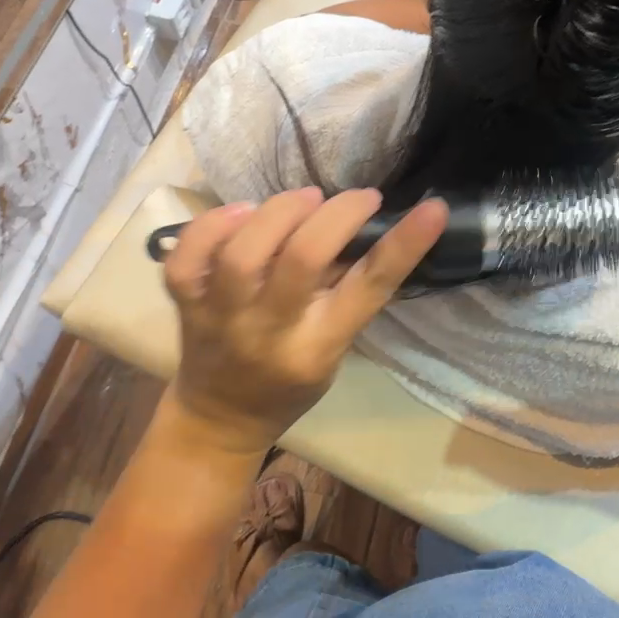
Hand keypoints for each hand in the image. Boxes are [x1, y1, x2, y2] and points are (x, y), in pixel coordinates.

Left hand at [159, 188, 447, 455]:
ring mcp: (220, 317)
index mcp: (317, 347)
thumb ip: (349, 293)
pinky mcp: (186, 304)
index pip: (367, 288)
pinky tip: (242, 212)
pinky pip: (187, 258)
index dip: (403, 244)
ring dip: (281, 211)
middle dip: (338, 214)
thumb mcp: (335, 348)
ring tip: (306, 199)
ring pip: (243, 252)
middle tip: (359, 199)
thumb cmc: (291, 381)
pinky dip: (211, 225)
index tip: (432, 208)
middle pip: (302, 259)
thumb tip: (367, 226)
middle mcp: (268, 332)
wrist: (218, 418)